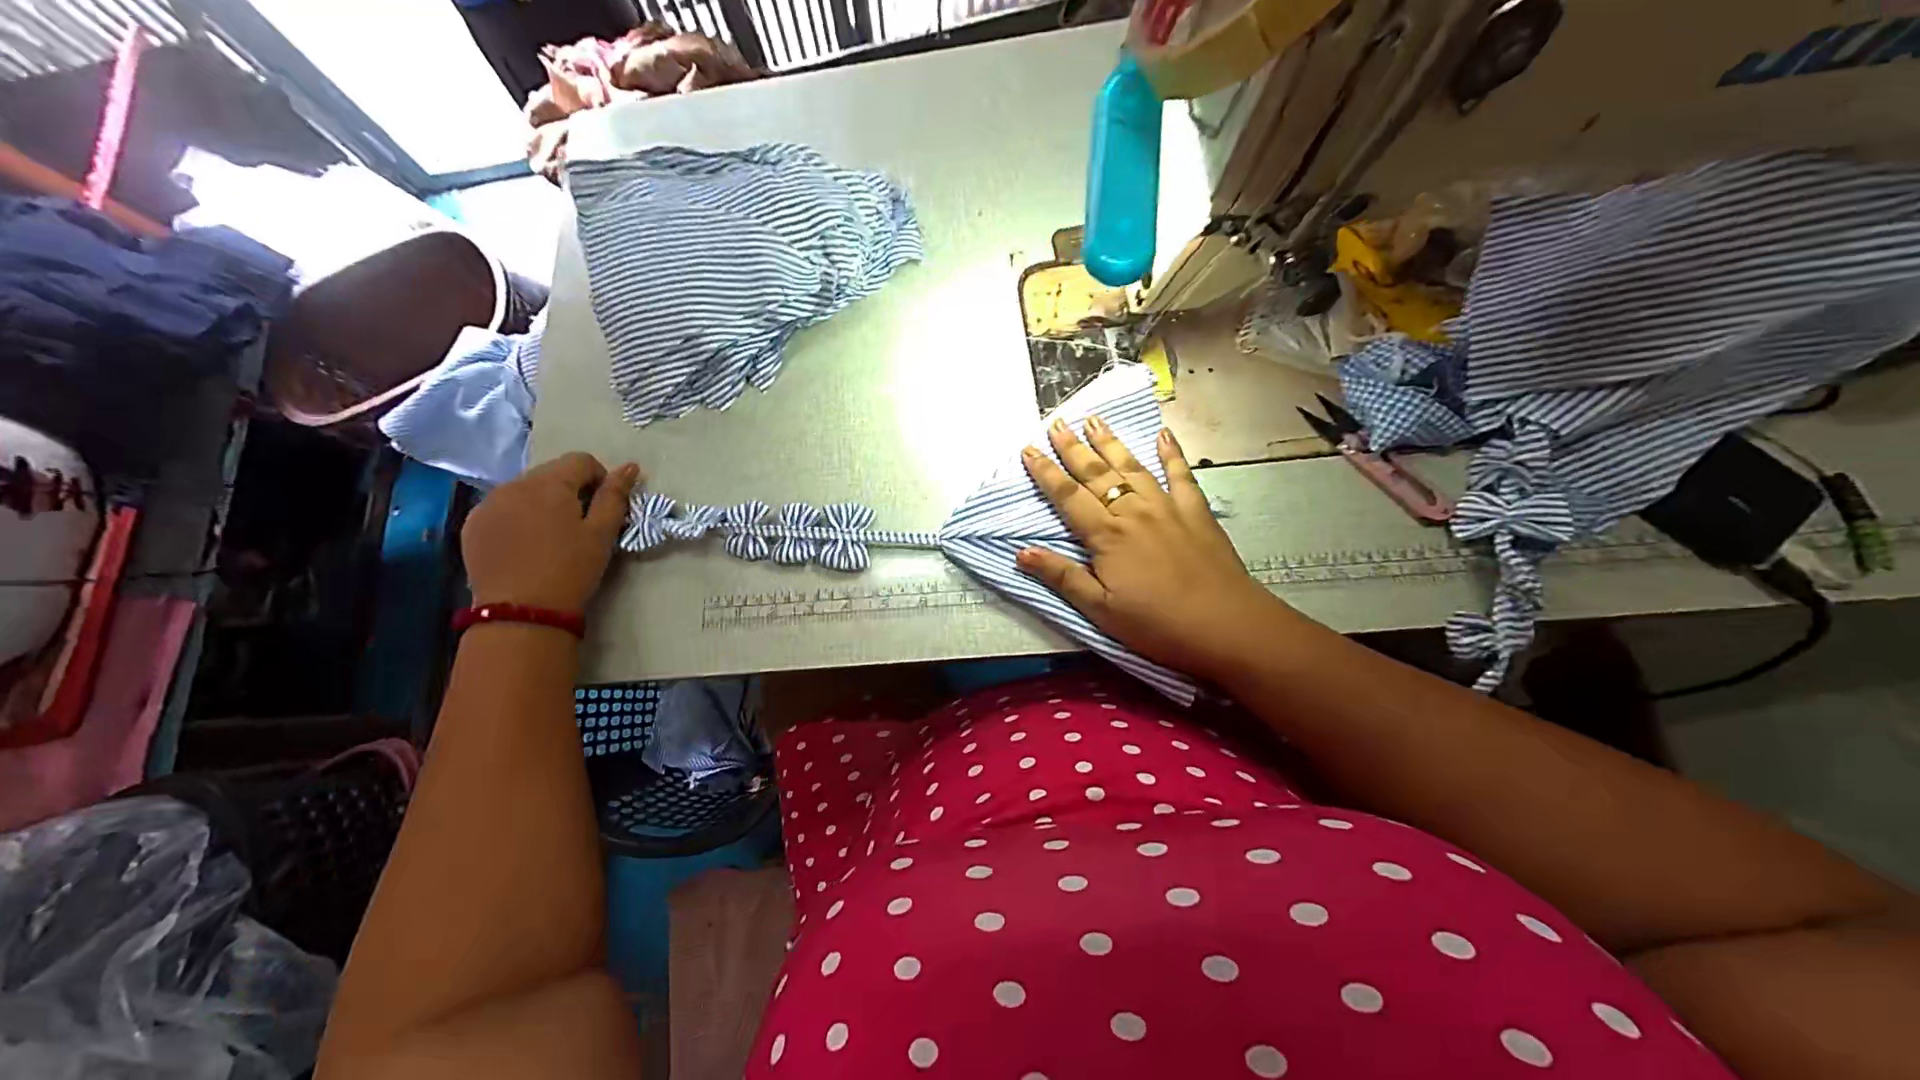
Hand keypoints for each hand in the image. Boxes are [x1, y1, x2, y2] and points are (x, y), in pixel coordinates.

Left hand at [462, 453, 641, 612]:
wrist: (522, 612)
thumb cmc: (571, 570)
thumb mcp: (602, 534)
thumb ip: (615, 496)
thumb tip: (629, 467)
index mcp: (549, 484)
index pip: (580, 460)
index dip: (599, 478)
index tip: (604, 507)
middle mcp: (513, 485)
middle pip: (550, 473)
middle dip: (570, 490)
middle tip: (580, 524)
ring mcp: (487, 504)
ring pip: (524, 490)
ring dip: (542, 503)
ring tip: (552, 536)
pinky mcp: (472, 525)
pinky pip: (502, 508)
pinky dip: (518, 517)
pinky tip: (526, 545)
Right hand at [1016, 418, 1295, 681]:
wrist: (1225, 624)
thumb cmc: (1157, 623)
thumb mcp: (1100, 609)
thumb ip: (1062, 576)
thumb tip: (1021, 552)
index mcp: (1107, 536)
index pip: (1067, 497)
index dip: (1046, 472)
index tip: (1028, 449)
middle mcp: (1133, 512)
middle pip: (1097, 474)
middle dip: (1073, 447)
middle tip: (1057, 422)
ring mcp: (1167, 508)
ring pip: (1132, 467)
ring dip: (1111, 442)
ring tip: (1095, 419)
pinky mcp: (1196, 512)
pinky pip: (1180, 475)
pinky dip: (1171, 453)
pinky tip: (1163, 434)